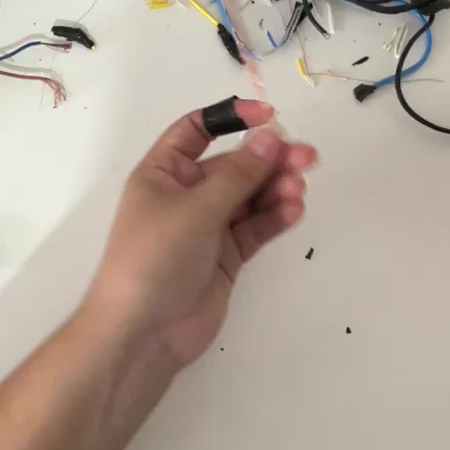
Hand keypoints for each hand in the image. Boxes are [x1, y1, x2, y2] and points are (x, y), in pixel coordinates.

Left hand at [81, 100, 318, 370]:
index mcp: (164, 172)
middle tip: (306, 156)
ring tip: (299, 189)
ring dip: (275, 188)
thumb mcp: (195, 210)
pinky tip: (293, 211)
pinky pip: (255, 228)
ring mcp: (208, 226)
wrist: (142, 332)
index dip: (229, 118)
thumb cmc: (154, 258)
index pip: (196, 131)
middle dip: (268, 159)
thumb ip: (237, 175)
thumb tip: (270, 136)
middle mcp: (186, 194)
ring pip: (249, 196)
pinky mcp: (226, 256)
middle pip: (233, 165)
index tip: (268, 116)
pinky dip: (274, 218)